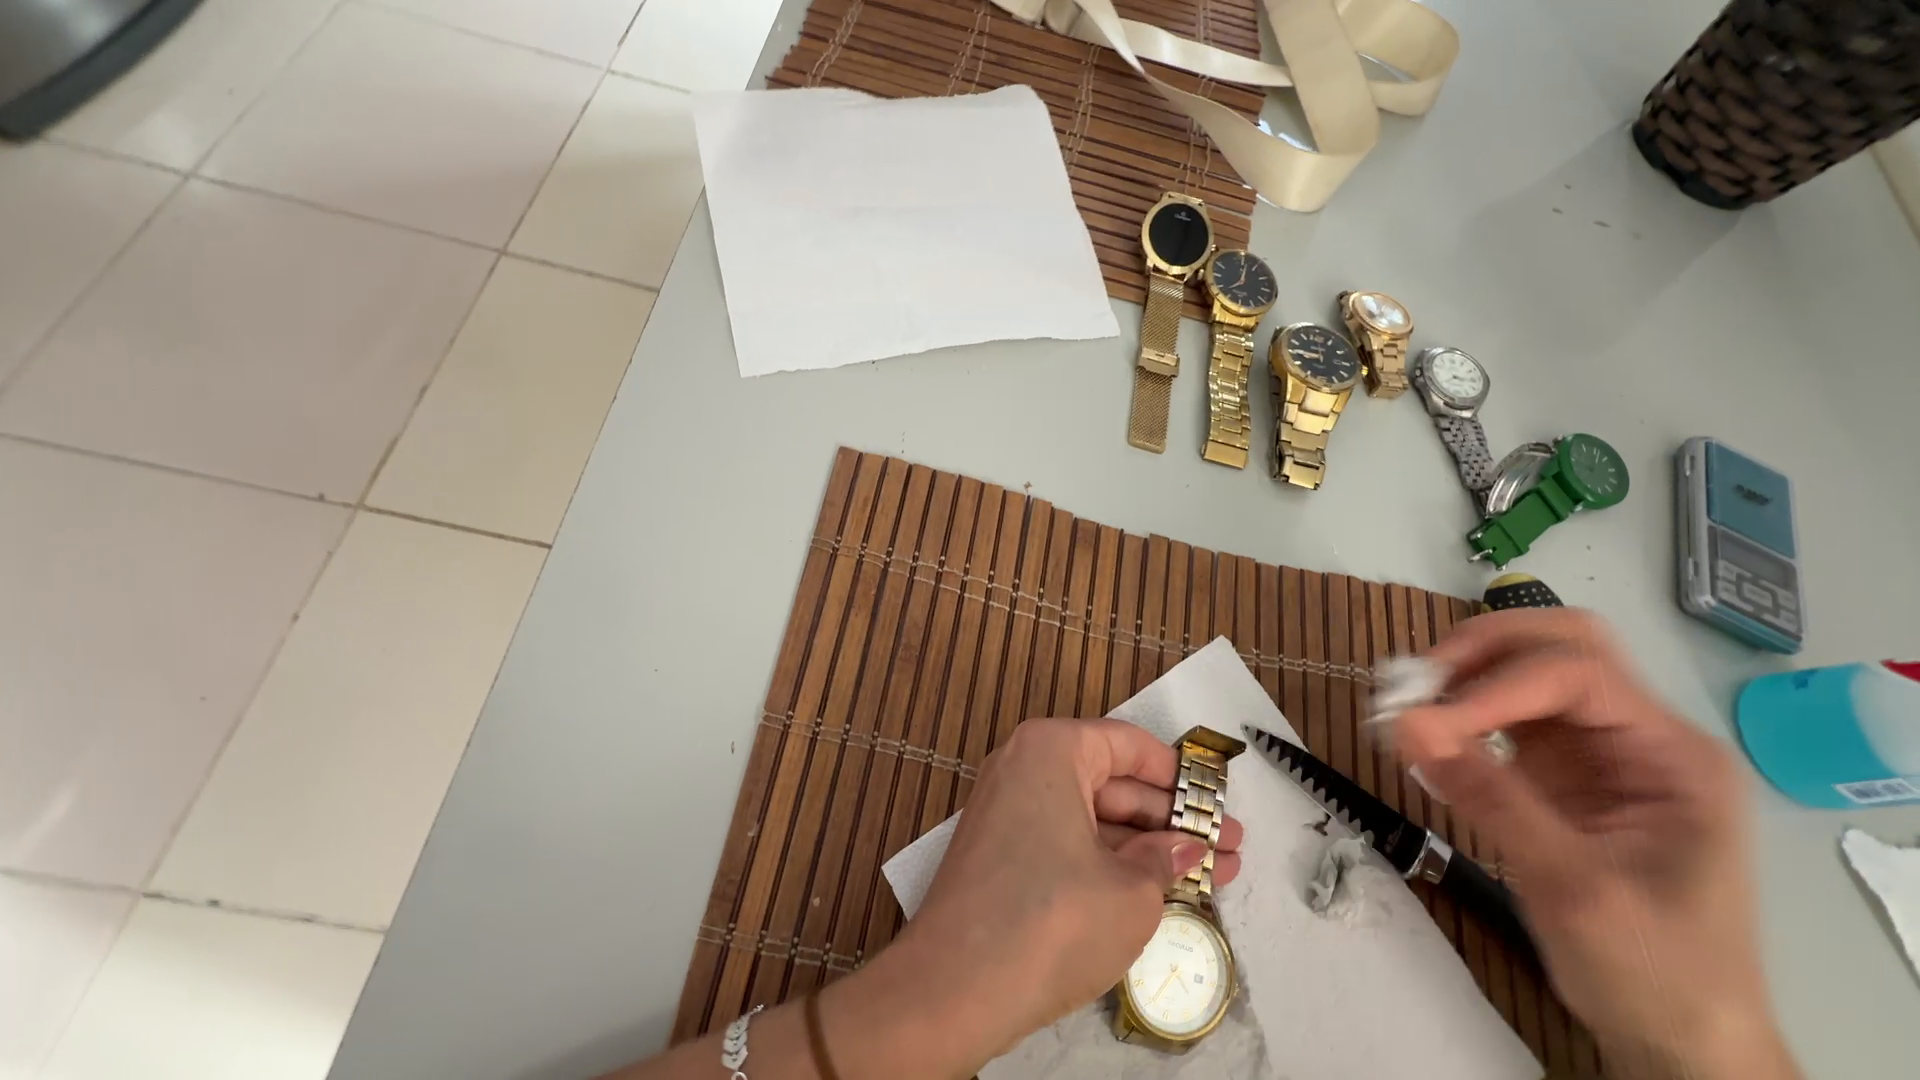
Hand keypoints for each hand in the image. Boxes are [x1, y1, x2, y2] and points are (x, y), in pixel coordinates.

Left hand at [877, 718, 1242, 1073]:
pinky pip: (1067, 843)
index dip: (1179, 775)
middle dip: (1172, 818)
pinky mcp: (1002, 857)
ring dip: (1148, 847)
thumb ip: (1163, 861)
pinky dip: (1111, 863)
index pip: (1128, 745)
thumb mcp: (1130, 892)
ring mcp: (1008, 814)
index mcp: (1051, 750)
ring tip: (1215, 872)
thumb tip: (1182, 848)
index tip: (1219, 800)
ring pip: (1093, 819)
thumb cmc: (1052, 921)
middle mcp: (1023, 768)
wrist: (953, 989)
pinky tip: (1159, 888)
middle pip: (1112, 783)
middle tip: (1231, 844)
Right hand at [1393, 610, 1797, 1079]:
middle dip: (1484, 650)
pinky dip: (1461, 716)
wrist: (1677, 1037)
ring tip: (1409, 707)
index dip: (1494, 685)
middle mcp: (1638, 736)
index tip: (1420, 720)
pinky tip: (1427, 741)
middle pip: (1561, 646)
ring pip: (1527, 672)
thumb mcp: (1572, 886)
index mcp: (1672, 754)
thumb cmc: (1652, 970)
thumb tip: (1404, 727)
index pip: (1576, 675)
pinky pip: (1505, 719)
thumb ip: (1489, 798)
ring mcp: (1598, 753)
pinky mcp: (1559, 774)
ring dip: (1465, 678)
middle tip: (1416, 681)